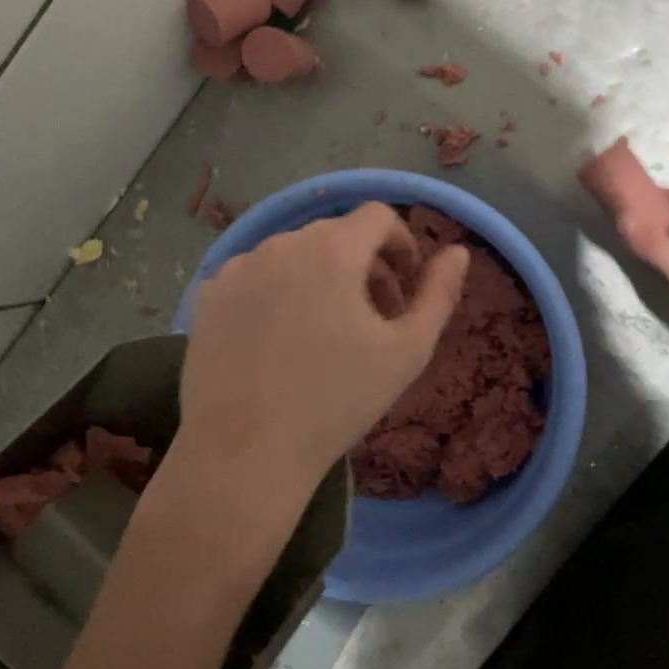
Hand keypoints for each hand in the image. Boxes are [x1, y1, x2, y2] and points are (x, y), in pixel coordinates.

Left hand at [176, 201, 469, 492]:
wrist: (245, 452)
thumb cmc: (337, 402)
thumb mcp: (408, 351)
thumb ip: (439, 294)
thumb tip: (458, 252)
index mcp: (333, 250)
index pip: (378, 216)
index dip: (401, 245)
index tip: (404, 289)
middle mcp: (283, 243)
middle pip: (337, 235)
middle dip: (364, 266)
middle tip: (373, 320)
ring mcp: (239, 267)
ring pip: (295, 254)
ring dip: (321, 277)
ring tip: (326, 333)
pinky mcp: (209, 294)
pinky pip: (257, 275)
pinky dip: (279, 292)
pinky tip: (280, 340)